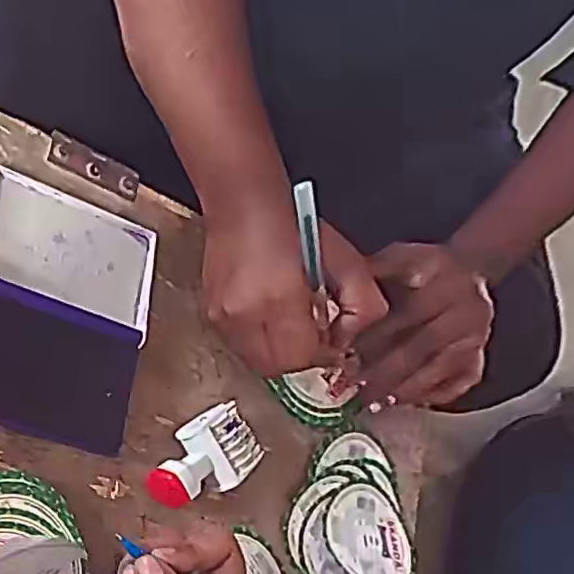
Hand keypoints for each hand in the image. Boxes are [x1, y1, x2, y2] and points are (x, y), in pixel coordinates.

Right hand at [203, 195, 379, 375]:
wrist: (242, 206)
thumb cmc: (293, 226)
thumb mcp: (345, 259)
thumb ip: (363, 305)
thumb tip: (348, 339)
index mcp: (281, 298)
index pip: (302, 356)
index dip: (321, 356)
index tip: (332, 343)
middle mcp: (245, 314)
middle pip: (276, 367)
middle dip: (299, 359)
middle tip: (314, 338)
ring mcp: (223, 318)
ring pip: (256, 362)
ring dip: (278, 354)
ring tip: (291, 327)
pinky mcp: (211, 316)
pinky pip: (240, 347)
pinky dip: (260, 343)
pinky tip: (270, 318)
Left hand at [354, 242, 493, 409]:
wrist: (470, 271)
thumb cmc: (421, 269)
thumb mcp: (397, 258)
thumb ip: (370, 273)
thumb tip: (331, 292)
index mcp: (445, 283)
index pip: (407, 315)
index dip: (374, 337)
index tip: (346, 354)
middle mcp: (467, 308)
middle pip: (420, 347)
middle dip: (382, 371)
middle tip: (351, 386)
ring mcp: (477, 335)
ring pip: (438, 369)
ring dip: (402, 389)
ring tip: (372, 400)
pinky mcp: (480, 356)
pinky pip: (457, 382)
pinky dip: (428, 395)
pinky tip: (401, 402)